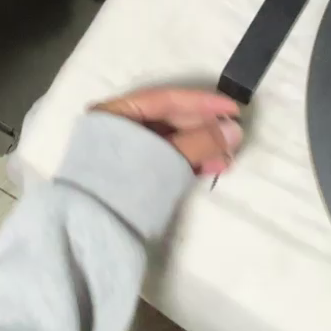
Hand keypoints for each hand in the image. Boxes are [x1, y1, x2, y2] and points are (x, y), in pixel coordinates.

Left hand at [93, 87, 242, 175]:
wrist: (94, 230)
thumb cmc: (125, 185)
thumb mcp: (166, 158)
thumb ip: (201, 141)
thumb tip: (235, 128)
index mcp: (115, 112)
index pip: (166, 99)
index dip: (203, 103)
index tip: (233, 109)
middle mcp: (118, 127)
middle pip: (170, 120)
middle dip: (205, 129)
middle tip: (234, 137)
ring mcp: (124, 153)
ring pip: (171, 142)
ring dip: (201, 147)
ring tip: (227, 159)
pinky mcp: (133, 175)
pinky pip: (165, 159)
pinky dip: (189, 161)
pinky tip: (212, 168)